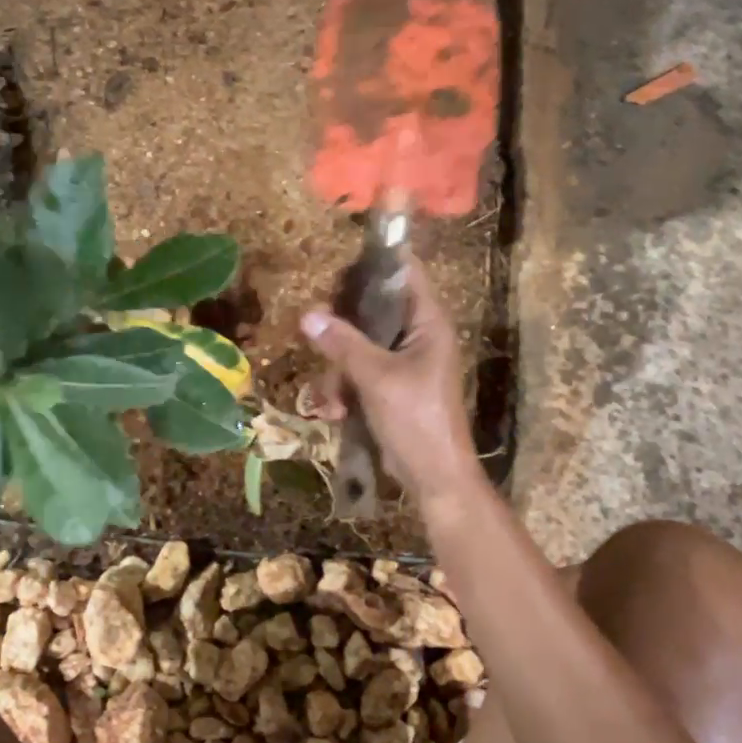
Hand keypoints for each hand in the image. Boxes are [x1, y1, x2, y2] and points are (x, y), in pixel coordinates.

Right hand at [301, 257, 478, 501]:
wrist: (433, 476)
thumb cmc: (416, 419)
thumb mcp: (376, 377)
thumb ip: (343, 343)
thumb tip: (308, 314)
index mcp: (428, 324)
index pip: (405, 274)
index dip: (374, 265)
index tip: (337, 270)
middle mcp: (417, 337)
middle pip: (371, 311)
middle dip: (341, 332)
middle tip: (317, 337)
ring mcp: (403, 363)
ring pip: (358, 347)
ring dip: (337, 372)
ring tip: (331, 400)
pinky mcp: (389, 388)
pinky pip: (358, 374)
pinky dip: (344, 391)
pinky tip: (335, 413)